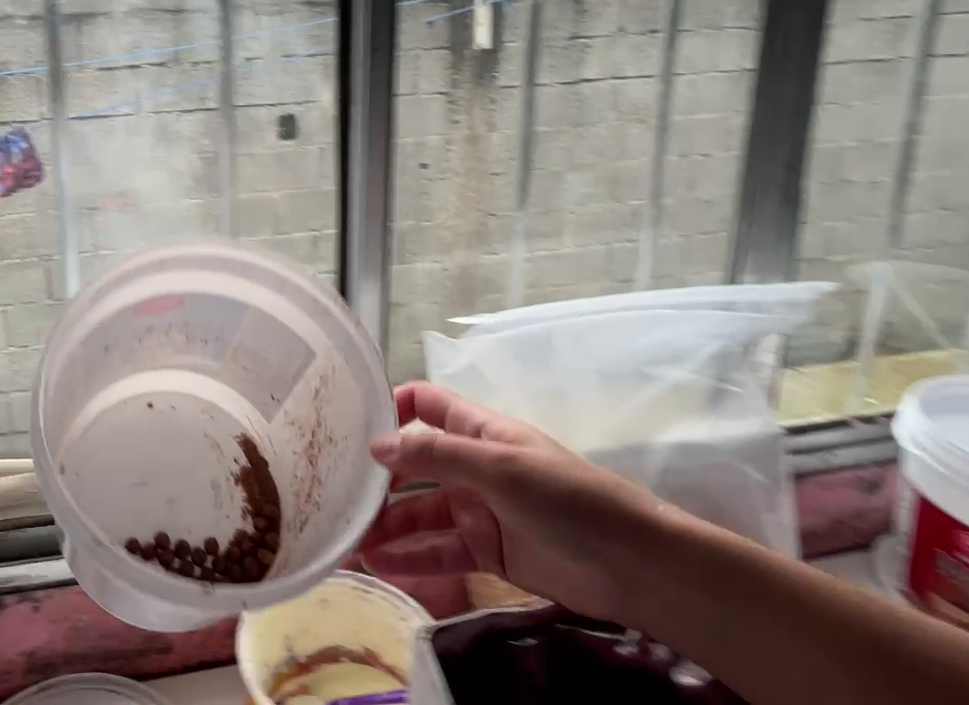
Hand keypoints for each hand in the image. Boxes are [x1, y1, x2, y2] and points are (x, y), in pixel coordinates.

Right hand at [357, 382, 687, 624]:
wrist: (633, 565)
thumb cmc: (566, 496)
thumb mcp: (498, 465)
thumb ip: (435, 454)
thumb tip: (375, 445)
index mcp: (477, 431)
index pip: (424, 404)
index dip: (389, 407)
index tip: (349, 425)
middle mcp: (471, 465)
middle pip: (413, 465)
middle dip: (376, 479)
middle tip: (334, 496)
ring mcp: (478, 510)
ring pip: (420, 513)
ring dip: (386, 525)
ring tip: (347, 542)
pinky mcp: (487, 552)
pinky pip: (439, 551)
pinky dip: (410, 557)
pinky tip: (378, 564)